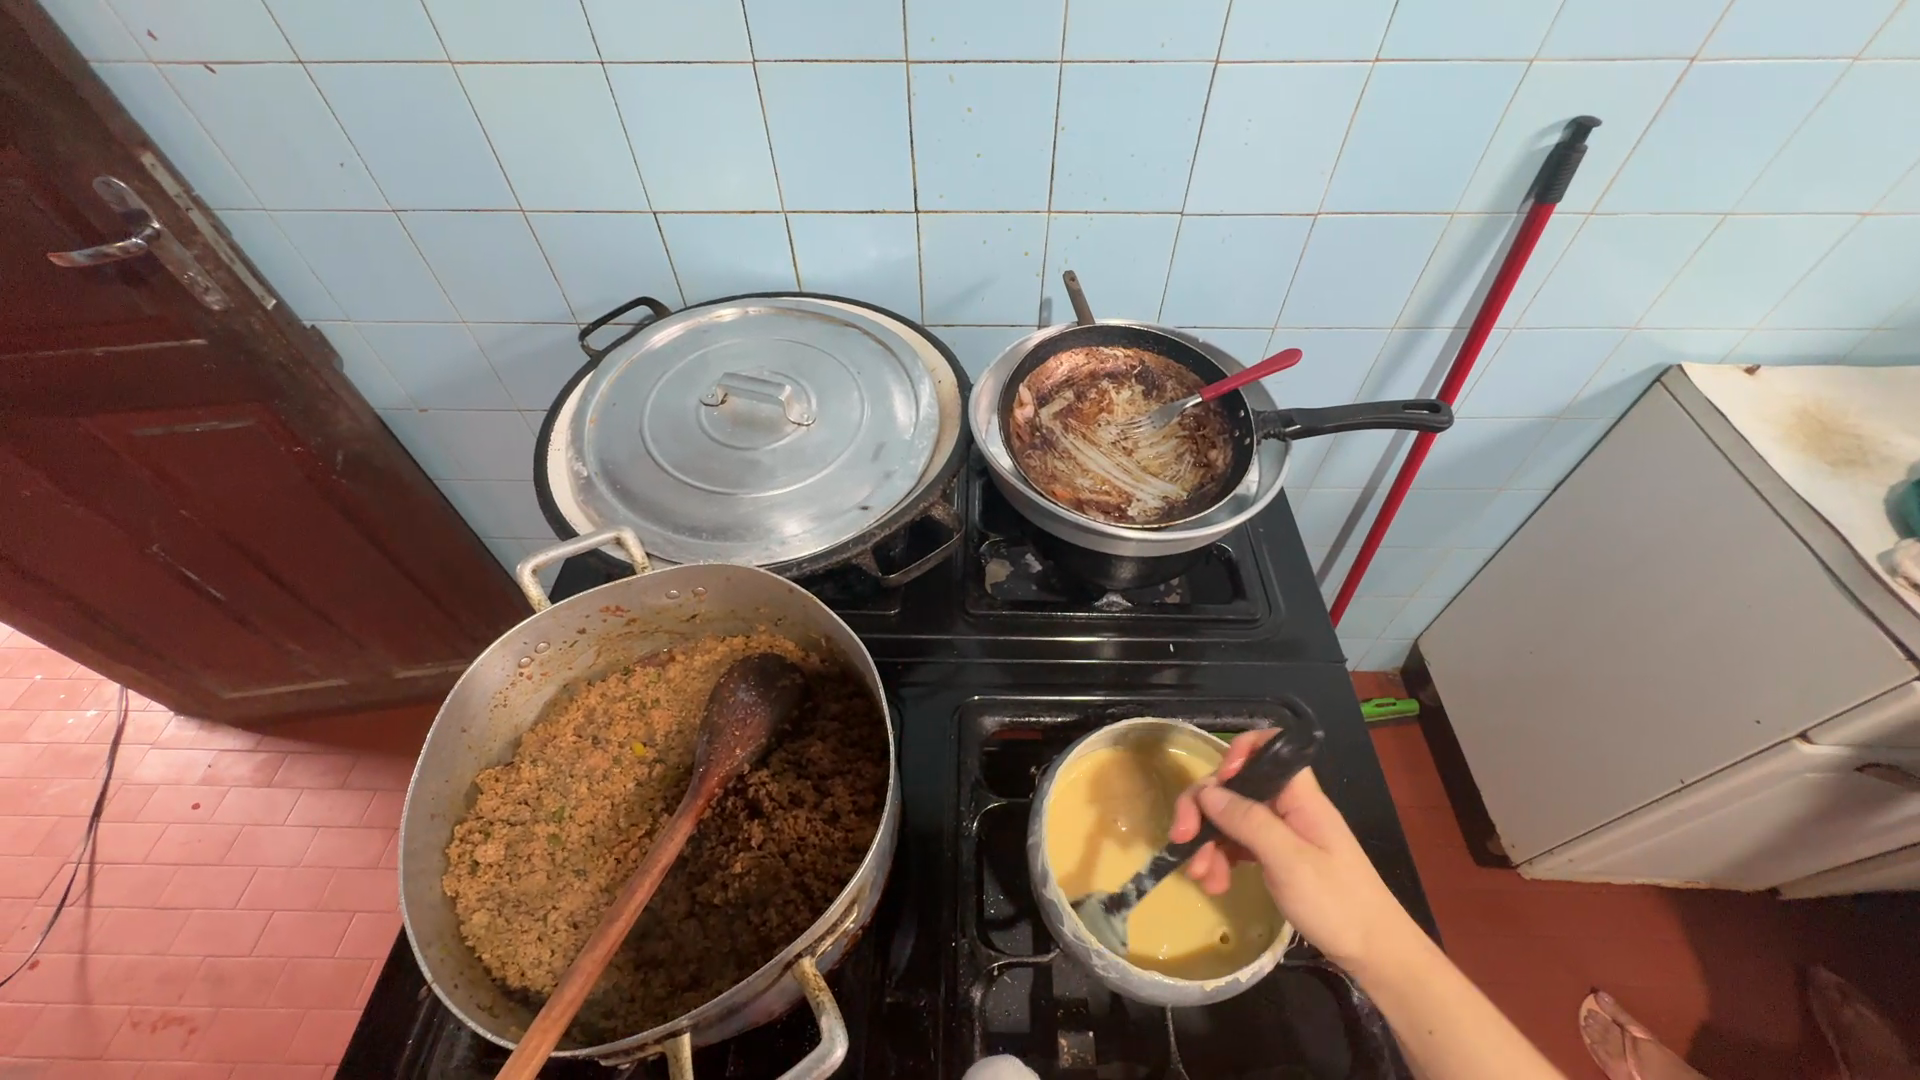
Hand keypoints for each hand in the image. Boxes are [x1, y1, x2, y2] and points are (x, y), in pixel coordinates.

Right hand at [1169, 730, 1414, 974]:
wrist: (1375, 954)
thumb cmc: (1338, 903)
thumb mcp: (1289, 861)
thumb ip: (1248, 820)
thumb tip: (1207, 791)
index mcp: (1299, 796)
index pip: (1267, 747)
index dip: (1237, 754)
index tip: (1217, 786)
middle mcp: (1287, 806)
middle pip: (1235, 787)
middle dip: (1203, 810)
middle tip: (1181, 838)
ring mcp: (1280, 832)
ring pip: (1230, 818)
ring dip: (1208, 842)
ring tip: (1201, 878)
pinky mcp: (1275, 857)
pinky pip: (1237, 844)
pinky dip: (1220, 859)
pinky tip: (1214, 883)